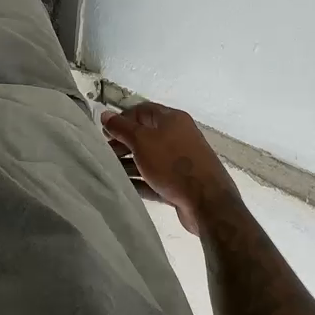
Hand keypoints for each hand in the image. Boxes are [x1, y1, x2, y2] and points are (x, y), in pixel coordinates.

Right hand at [102, 102, 240, 233]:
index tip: (105, 132)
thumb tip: (105, 115)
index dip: (122, 119)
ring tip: (112, 170)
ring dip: (131, 163)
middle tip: (107, 153)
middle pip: (146, 135)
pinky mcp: (182, 184)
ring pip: (150, 158)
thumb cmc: (172, 163)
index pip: (142, 111)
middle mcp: (179, 136)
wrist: (209, 203)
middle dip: (124, 143)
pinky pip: (157, 178)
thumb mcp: (141, 141)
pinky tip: (126, 186)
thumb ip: (121, 127)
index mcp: (172, 119)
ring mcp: (182, 161)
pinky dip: (142, 181)